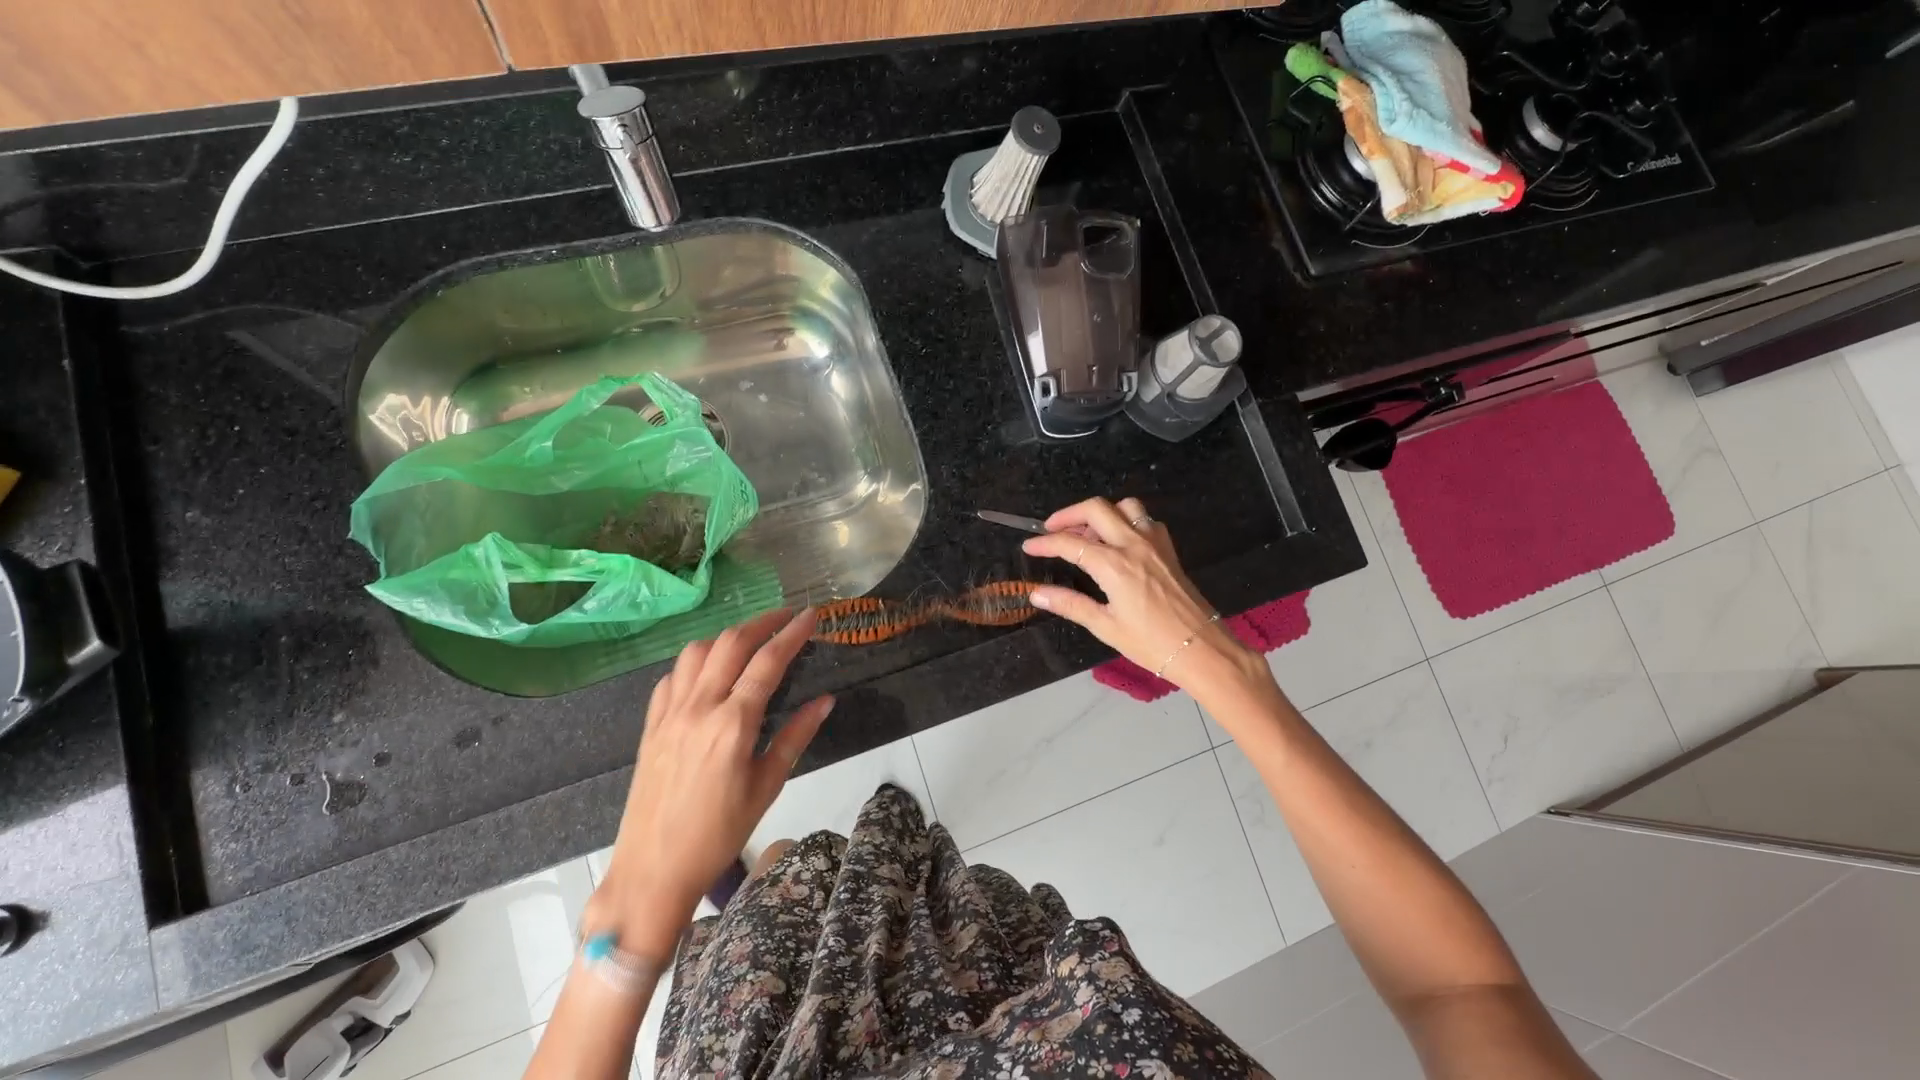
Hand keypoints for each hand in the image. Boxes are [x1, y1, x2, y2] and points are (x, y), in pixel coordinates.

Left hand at [586, 608, 833, 959]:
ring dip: (726, 636)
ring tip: (750, 640)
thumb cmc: (719, 835)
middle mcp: (699, 708)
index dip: (792, 632)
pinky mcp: (650, 725)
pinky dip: (694, 662)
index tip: (812, 614)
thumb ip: (795, 737)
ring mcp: (669, 714)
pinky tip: (708, 673)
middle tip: (786, 616)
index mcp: (733, 724)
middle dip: (762, 621)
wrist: (653, 870)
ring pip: (697, 651)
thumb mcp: (766, 787)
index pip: (768, 662)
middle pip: (731, 643)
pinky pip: (672, 677)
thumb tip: (825, 701)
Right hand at [1023, 497, 1264, 695]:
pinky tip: (1118, 542)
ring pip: (1124, 507)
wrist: (1201, 649)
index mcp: (1114, 565)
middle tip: (1052, 529)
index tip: (1029, 546)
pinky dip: (1126, 521)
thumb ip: (1070, 604)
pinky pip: (1145, 520)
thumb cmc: (1151, 643)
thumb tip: (1036, 594)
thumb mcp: (1105, 626)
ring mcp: (1155, 544)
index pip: (1071, 543)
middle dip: (1068, 514)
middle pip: (1096, 509)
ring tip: (1087, 534)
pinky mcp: (1168, 550)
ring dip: (1101, 513)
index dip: (1045, 543)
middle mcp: (1133, 545)